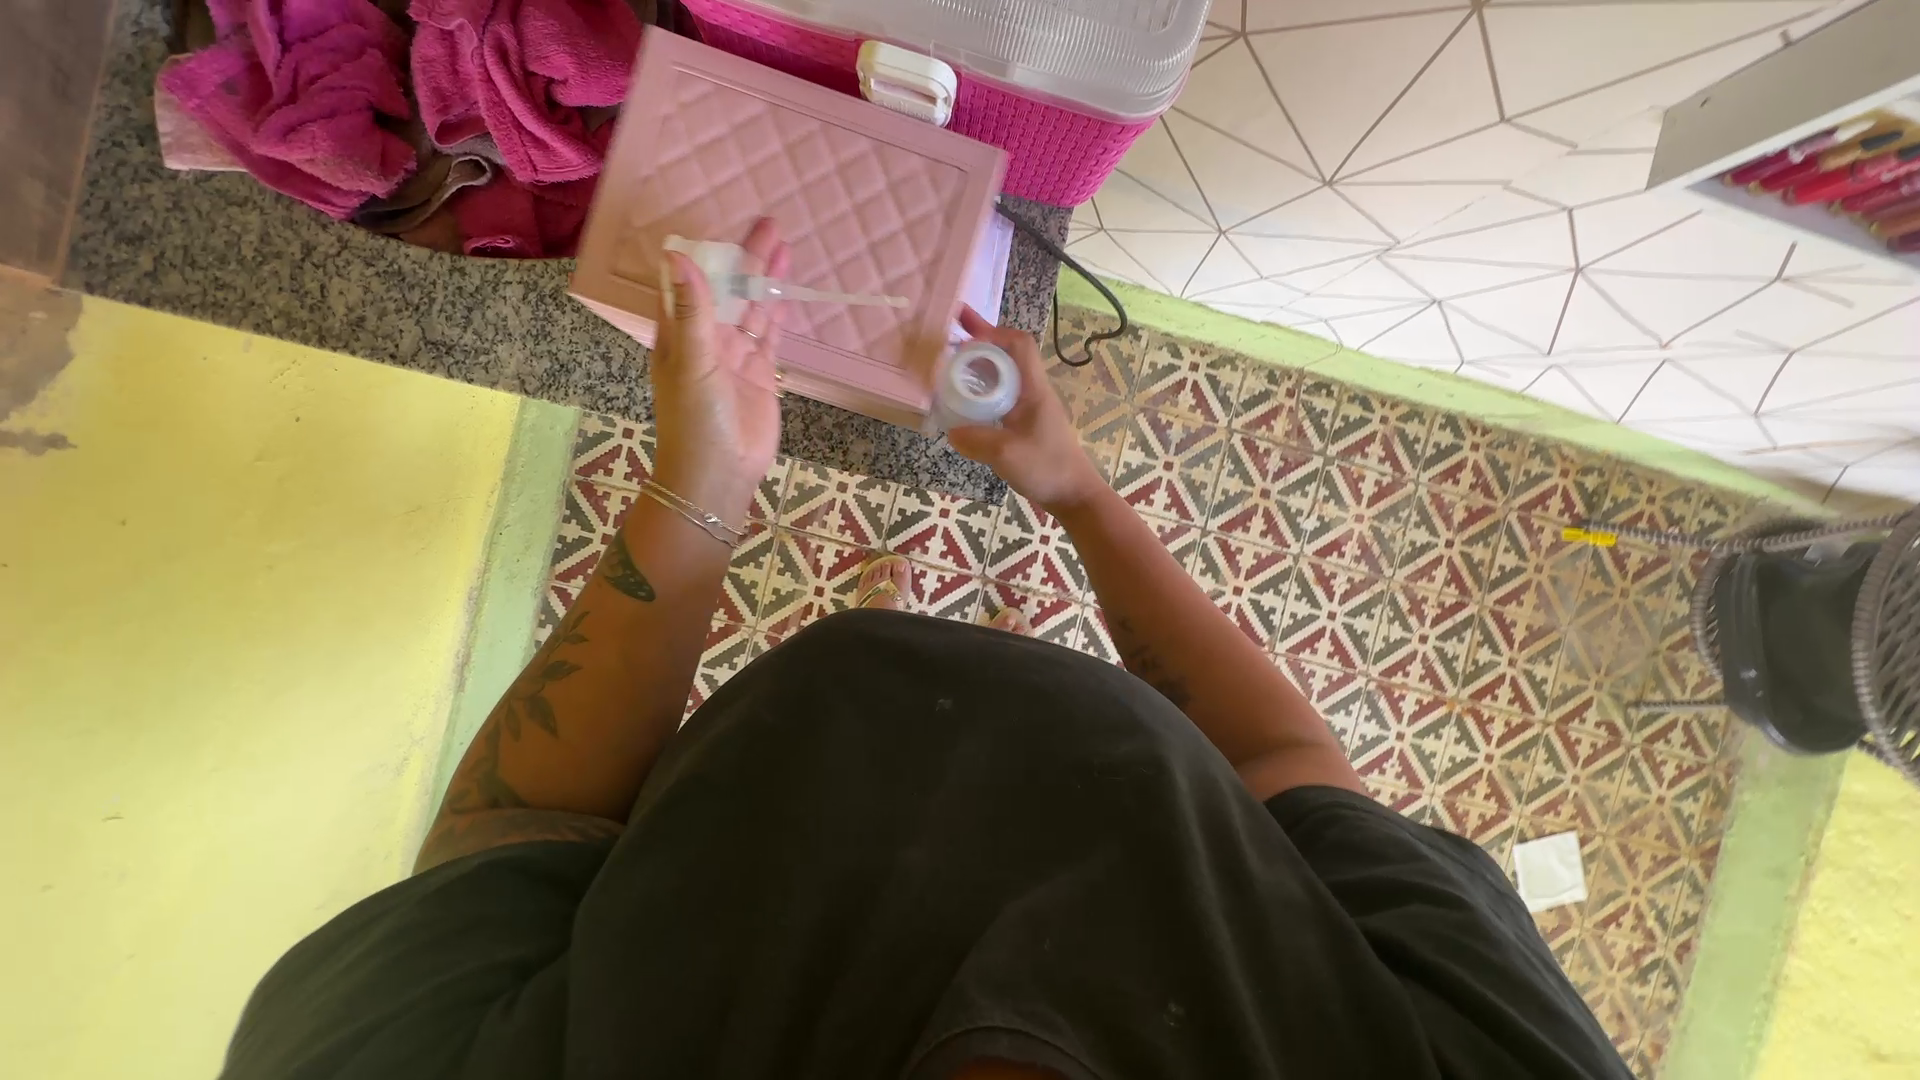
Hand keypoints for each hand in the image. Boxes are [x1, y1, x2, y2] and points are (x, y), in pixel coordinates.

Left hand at [651, 218, 788, 520]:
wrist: (719, 473)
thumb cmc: (696, 419)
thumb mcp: (693, 361)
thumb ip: (693, 310)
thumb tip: (678, 254)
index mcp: (680, 333)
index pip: (692, 282)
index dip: (709, 255)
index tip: (727, 228)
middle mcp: (707, 340)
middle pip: (729, 291)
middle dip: (748, 260)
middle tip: (772, 227)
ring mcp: (736, 358)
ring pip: (752, 310)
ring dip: (766, 283)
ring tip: (785, 250)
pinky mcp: (761, 376)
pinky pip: (769, 338)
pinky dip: (777, 317)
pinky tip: (787, 296)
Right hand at [946, 306, 1107, 513]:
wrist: (1073, 495)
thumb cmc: (1047, 469)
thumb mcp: (1006, 454)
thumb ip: (975, 439)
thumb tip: (951, 430)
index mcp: (1033, 390)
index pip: (1019, 344)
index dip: (993, 333)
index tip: (965, 333)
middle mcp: (1032, 393)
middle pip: (1007, 356)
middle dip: (979, 344)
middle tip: (949, 340)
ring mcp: (1029, 410)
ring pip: (1002, 378)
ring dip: (978, 370)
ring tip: (950, 371)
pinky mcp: (1024, 426)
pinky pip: (1000, 400)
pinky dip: (981, 395)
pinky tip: (963, 406)